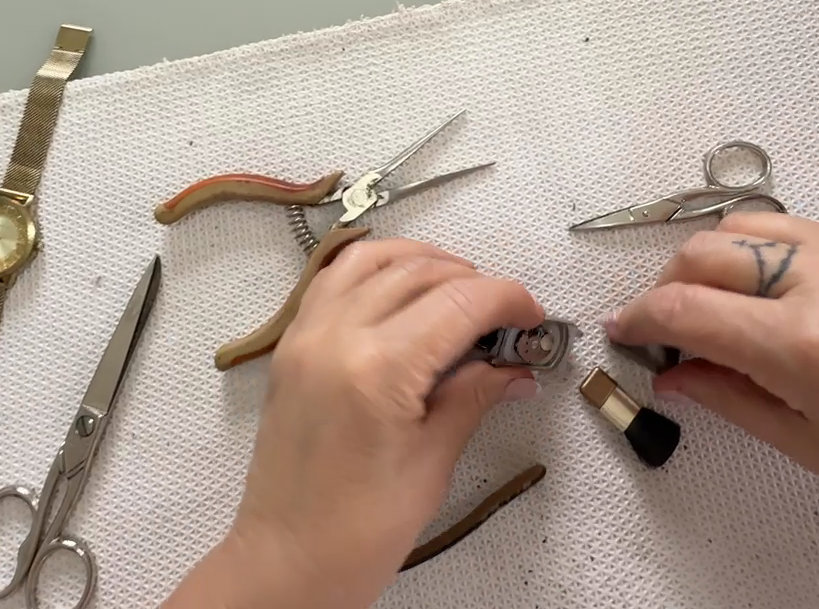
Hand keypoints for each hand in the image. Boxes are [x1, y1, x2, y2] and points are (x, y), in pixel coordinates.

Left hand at [166, 238, 543, 608]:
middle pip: (419, 272)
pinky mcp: (293, 339)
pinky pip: (334, 275)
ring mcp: (307, 331)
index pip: (458, 303)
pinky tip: (401, 284)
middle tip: (506, 315)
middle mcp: (336, 334)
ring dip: (423, 260)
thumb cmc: (358, 531)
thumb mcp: (431, 464)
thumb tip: (517, 367)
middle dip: (474, 282)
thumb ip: (473, 397)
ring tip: (459, 285)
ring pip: (373, 258)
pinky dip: (374, 265)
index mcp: (377, 369)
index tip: (534, 315)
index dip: (506, 299)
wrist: (284, 560)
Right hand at [605, 212, 818, 608]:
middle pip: (698, 253)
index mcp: (807, 348)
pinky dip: (756, 249)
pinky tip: (767, 286)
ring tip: (714, 299)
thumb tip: (674, 373)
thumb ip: (731, 400)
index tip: (624, 331)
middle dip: (665, 286)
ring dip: (706, 259)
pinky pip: (789, 226)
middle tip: (666, 323)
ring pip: (737, 226)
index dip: (639, 320)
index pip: (683, 310)